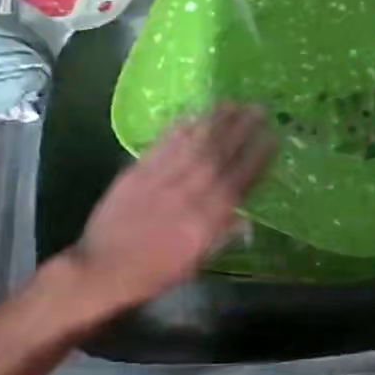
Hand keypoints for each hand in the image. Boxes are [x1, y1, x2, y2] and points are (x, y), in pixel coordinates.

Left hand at [64, 104, 273, 314]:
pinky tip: (194, 114)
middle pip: (220, 154)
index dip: (257, 157)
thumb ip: (221, 235)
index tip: (272, 137)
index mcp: (207, 218)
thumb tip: (246, 219)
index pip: (239, 180)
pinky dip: (180, 127)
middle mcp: (189, 193)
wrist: (103, 268)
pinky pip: (164, 144)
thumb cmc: (155, 271)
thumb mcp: (196, 262)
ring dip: (216, 121)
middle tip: (258, 109)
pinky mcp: (139, 170)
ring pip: (195, 143)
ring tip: (233, 103)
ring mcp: (163, 178)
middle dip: (242, 129)